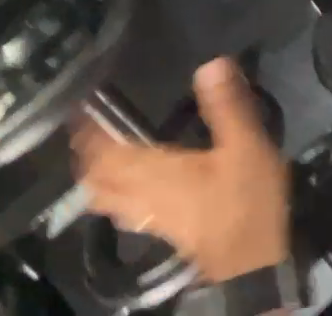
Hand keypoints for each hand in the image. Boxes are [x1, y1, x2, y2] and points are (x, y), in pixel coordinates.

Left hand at [70, 59, 290, 282]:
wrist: (254, 266)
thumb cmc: (248, 202)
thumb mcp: (247, 147)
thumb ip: (227, 106)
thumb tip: (209, 64)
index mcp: (156, 173)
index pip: (107, 154)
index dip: (89, 134)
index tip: (77, 111)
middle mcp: (143, 196)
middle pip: (99, 179)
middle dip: (87, 154)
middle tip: (84, 127)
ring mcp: (152, 217)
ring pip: (108, 197)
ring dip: (98, 175)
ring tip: (98, 152)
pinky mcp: (164, 229)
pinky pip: (124, 208)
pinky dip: (115, 192)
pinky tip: (128, 185)